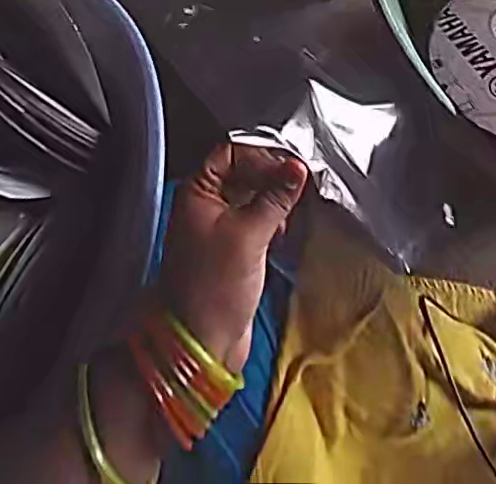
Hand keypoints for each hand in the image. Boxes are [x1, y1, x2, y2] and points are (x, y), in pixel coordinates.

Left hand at [159, 142, 308, 371]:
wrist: (203, 343)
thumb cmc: (215, 286)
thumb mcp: (249, 234)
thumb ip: (274, 197)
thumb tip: (296, 168)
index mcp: (197, 191)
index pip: (231, 153)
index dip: (260, 156)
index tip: (289, 168)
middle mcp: (205, 203)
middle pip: (242, 172)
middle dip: (271, 176)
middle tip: (298, 184)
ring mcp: (218, 226)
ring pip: (250, 196)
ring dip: (274, 198)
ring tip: (294, 206)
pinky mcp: (232, 248)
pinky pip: (254, 220)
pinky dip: (272, 218)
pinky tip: (286, 227)